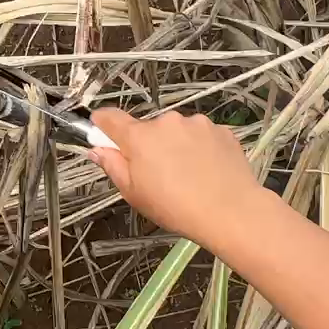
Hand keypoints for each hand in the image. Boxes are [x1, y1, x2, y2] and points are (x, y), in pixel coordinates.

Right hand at [86, 108, 266, 245]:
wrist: (230, 211)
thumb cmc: (176, 207)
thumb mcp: (133, 193)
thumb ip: (112, 166)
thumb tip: (98, 150)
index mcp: (140, 137)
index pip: (110, 117)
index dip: (102, 125)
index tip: (102, 134)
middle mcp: (167, 122)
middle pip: (147, 129)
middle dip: (147, 146)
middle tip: (155, 174)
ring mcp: (196, 123)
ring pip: (176, 131)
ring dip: (175, 146)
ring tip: (185, 176)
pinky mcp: (220, 130)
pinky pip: (200, 135)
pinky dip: (199, 148)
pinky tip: (204, 171)